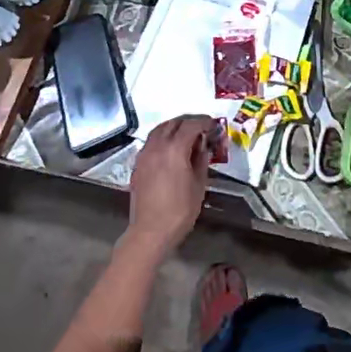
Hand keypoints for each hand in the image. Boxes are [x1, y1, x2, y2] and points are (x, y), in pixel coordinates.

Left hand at [123, 115, 219, 258]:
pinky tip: (170, 148)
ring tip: (186, 134)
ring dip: (173, 127)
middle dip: (188, 122)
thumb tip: (203, 145)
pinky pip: (151, 141)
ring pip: (159, 129)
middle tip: (201, 128)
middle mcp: (157, 145)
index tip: (212, 124)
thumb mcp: (198, 186)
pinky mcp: (138, 162)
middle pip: (173, 123)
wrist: (151, 230)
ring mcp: (144, 152)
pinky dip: (162, 137)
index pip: (190, 125)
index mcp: (174, 149)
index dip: (203, 122)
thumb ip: (201, 160)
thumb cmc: (180, 211)